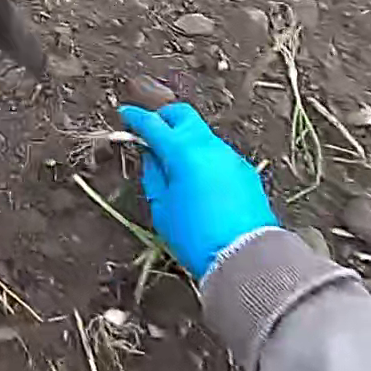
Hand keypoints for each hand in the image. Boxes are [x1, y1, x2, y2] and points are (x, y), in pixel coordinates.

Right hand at [118, 102, 278, 277]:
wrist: (244, 256)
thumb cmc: (195, 237)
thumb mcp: (162, 208)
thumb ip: (153, 174)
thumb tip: (150, 154)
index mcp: (183, 152)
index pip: (153, 124)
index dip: (136, 118)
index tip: (126, 114)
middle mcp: (208, 145)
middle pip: (183, 115)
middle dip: (164, 118)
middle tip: (151, 133)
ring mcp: (229, 154)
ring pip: (202, 133)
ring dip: (185, 139)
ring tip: (175, 164)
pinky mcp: (244, 168)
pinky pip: (218, 153)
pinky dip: (203, 157)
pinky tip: (199, 180)